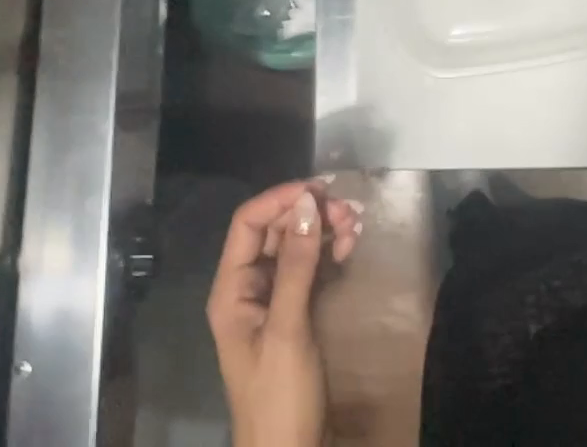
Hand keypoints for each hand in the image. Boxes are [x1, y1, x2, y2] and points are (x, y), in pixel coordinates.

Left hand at [207, 180, 363, 446]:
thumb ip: (296, 266)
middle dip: (310, 214)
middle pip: (275, 232)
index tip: (320, 190)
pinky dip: (329, 253)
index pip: (249, 224)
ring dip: (323, 231)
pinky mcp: (295, 312)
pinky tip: (350, 246)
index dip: (281, 200)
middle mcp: (248, 287)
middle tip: (349, 210)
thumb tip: (307, 204)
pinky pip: (310, 269)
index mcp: (231, 289)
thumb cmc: (280, 396)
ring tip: (356, 224)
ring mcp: (272, 300)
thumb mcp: (288, 329)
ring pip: (296, 247)